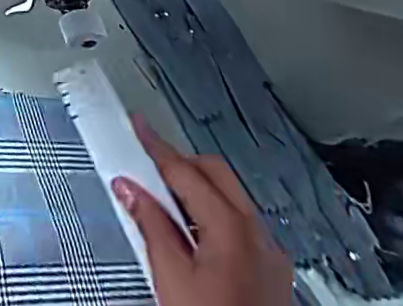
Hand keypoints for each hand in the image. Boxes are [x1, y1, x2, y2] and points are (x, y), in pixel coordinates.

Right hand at [113, 116, 293, 305]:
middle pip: (215, 174)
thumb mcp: (170, 274)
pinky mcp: (272, 274)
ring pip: (230, 197)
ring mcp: (270, 257)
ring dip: (195, 188)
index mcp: (232, 230)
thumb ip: (149, 222)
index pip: (185, 170)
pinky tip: (187, 229)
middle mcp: (259, 237)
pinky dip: (210, 212)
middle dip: (179, 163)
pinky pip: (240, 223)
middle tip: (144, 162)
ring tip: (159, 199)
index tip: (137, 126)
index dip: (155, 146)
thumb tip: (130, 188)